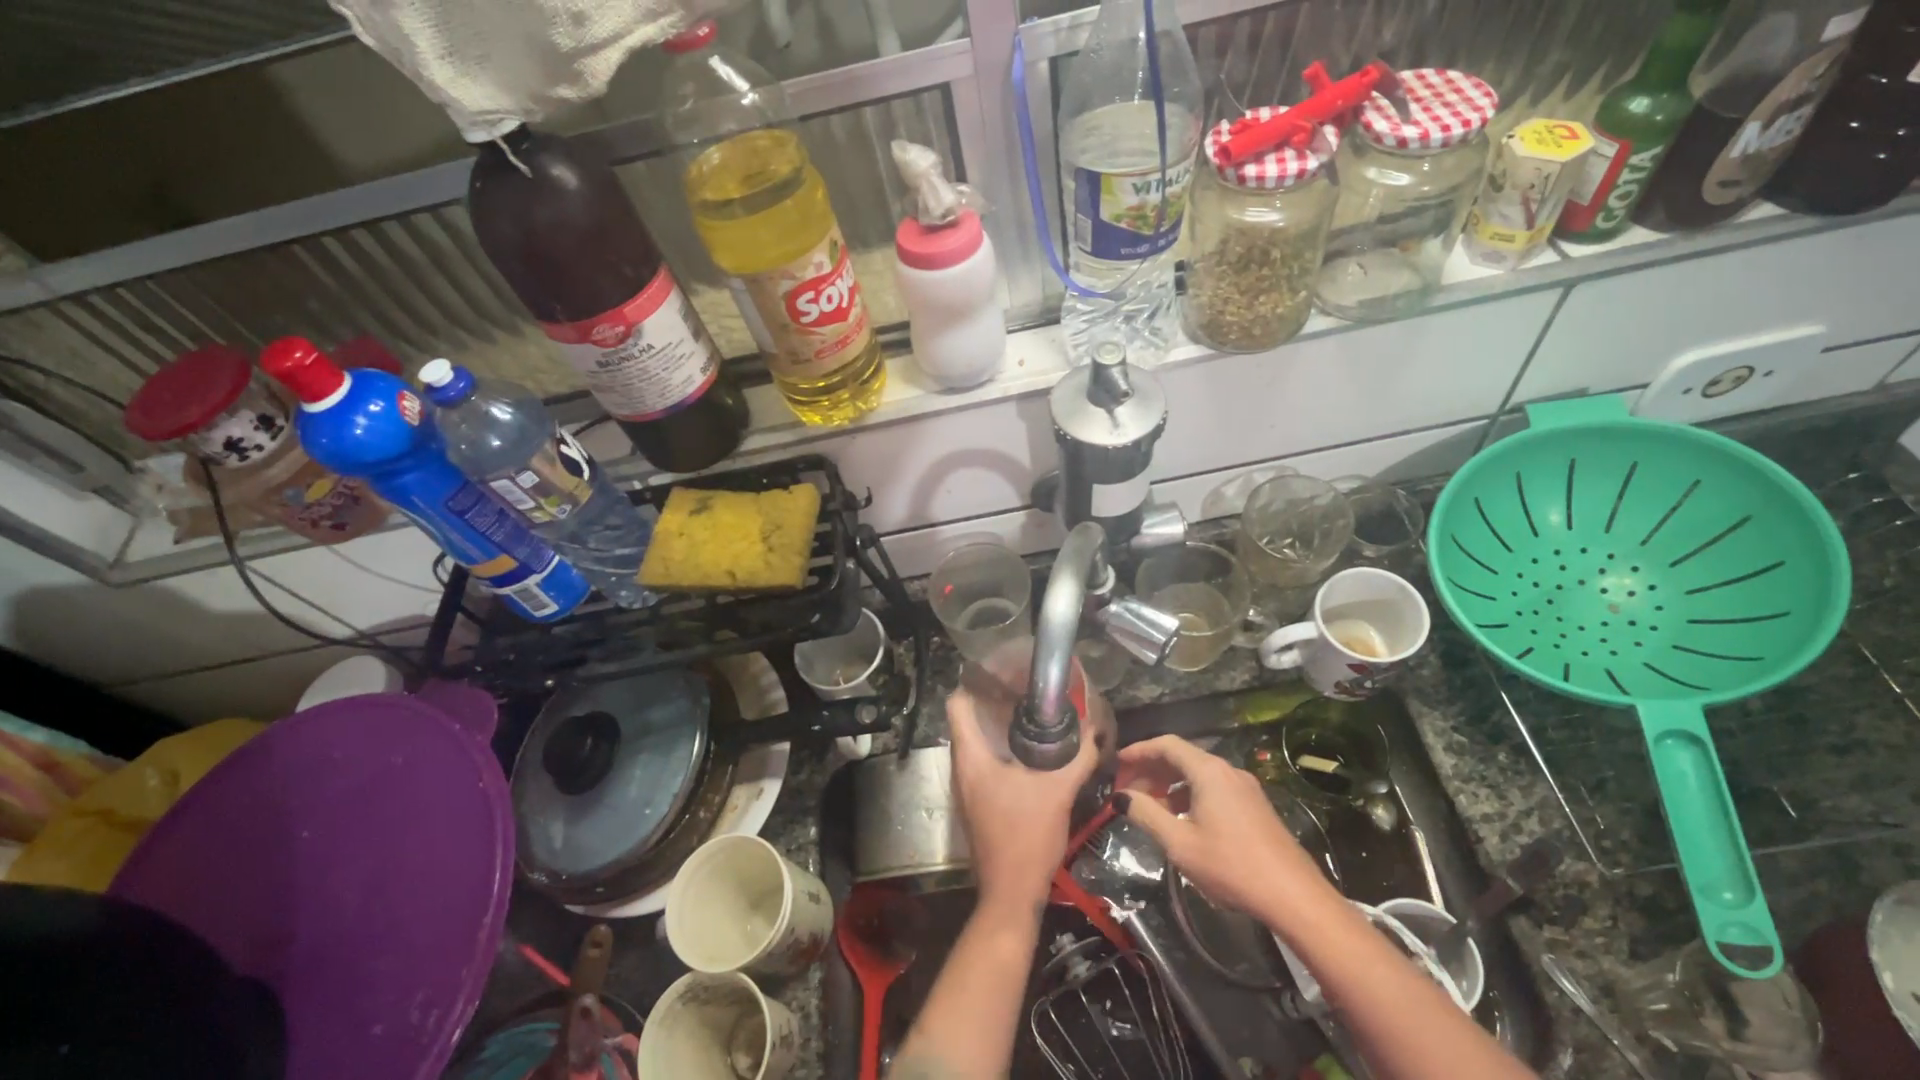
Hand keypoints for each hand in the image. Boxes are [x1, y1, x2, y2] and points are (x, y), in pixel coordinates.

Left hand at [946, 684, 1100, 914]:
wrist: (1011, 893)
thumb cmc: (1027, 837)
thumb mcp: (1058, 791)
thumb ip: (1078, 757)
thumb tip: (1094, 727)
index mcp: (971, 758)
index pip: (957, 703)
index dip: (976, 681)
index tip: (1003, 670)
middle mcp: (962, 768)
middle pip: (967, 720)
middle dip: (993, 700)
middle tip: (1025, 687)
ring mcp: (967, 787)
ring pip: (976, 742)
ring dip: (999, 726)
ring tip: (1031, 712)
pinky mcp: (978, 802)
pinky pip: (984, 762)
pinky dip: (1002, 749)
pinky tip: (1031, 750)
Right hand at [1114, 736, 1334, 921]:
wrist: (1292, 894)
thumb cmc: (1230, 866)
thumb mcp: (1179, 843)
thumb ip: (1147, 814)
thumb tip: (1122, 796)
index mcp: (1209, 771)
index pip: (1167, 745)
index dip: (1138, 751)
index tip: (1116, 764)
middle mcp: (1228, 771)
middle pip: (1182, 757)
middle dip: (1151, 770)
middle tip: (1126, 790)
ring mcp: (1245, 788)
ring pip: (1198, 775)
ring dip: (1170, 785)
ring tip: (1149, 808)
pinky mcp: (1254, 806)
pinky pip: (1213, 789)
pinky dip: (1189, 796)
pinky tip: (1180, 820)